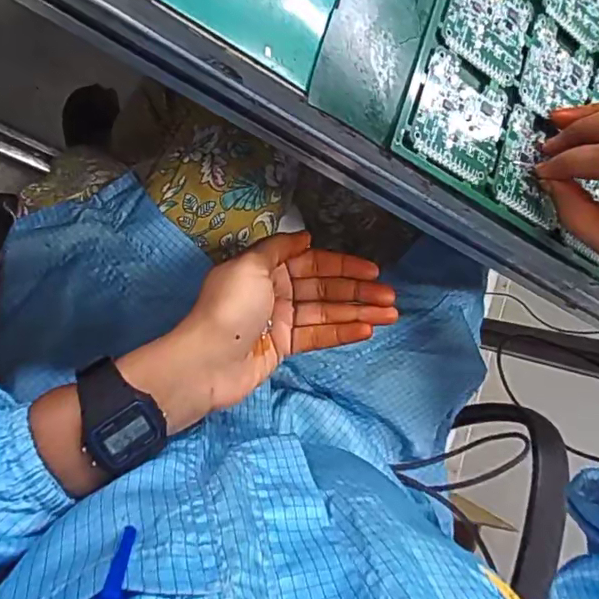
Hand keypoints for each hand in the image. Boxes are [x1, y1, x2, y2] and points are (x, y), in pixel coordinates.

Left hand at [27, 232, 396, 498]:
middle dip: (358, 291)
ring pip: (326, 312)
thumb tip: (304, 236)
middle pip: (324, 288)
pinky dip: (342, 331)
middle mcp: (274, 292)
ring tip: (390, 313)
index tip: (371, 269)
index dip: (342, 265)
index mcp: (265, 269)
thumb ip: (278, 249)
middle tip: (390, 296)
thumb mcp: (249, 266)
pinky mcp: (283, 346)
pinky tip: (367, 329)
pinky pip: (318, 335)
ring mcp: (280, 320)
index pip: (312, 263)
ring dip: (358, 312)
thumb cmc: (228, 309)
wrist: (207, 362)